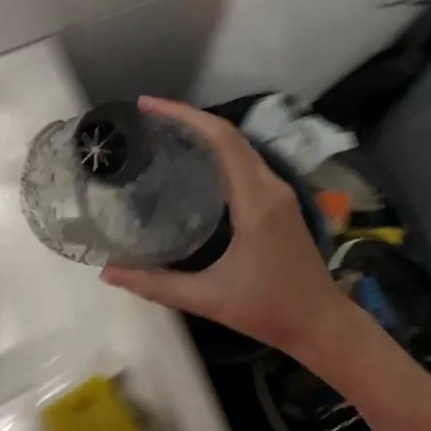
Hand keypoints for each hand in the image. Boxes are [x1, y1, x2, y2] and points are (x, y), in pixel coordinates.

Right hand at [98, 96, 352, 357]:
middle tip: (146, 117)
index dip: (184, 116)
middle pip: (229, 135)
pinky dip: (218, 150)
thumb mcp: (208, 299)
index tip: (147, 106)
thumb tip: (108, 272)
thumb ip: (157, 285)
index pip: (221, 140)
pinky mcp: (281, 201)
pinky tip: (193, 161)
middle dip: (188, 117)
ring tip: (163, 131)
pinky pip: (246, 162)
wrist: (322, 324)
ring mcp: (280, 192)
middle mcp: (271, 187)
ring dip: (204, 131)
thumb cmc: (270, 311)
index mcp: (256, 202)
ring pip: (240, 146)